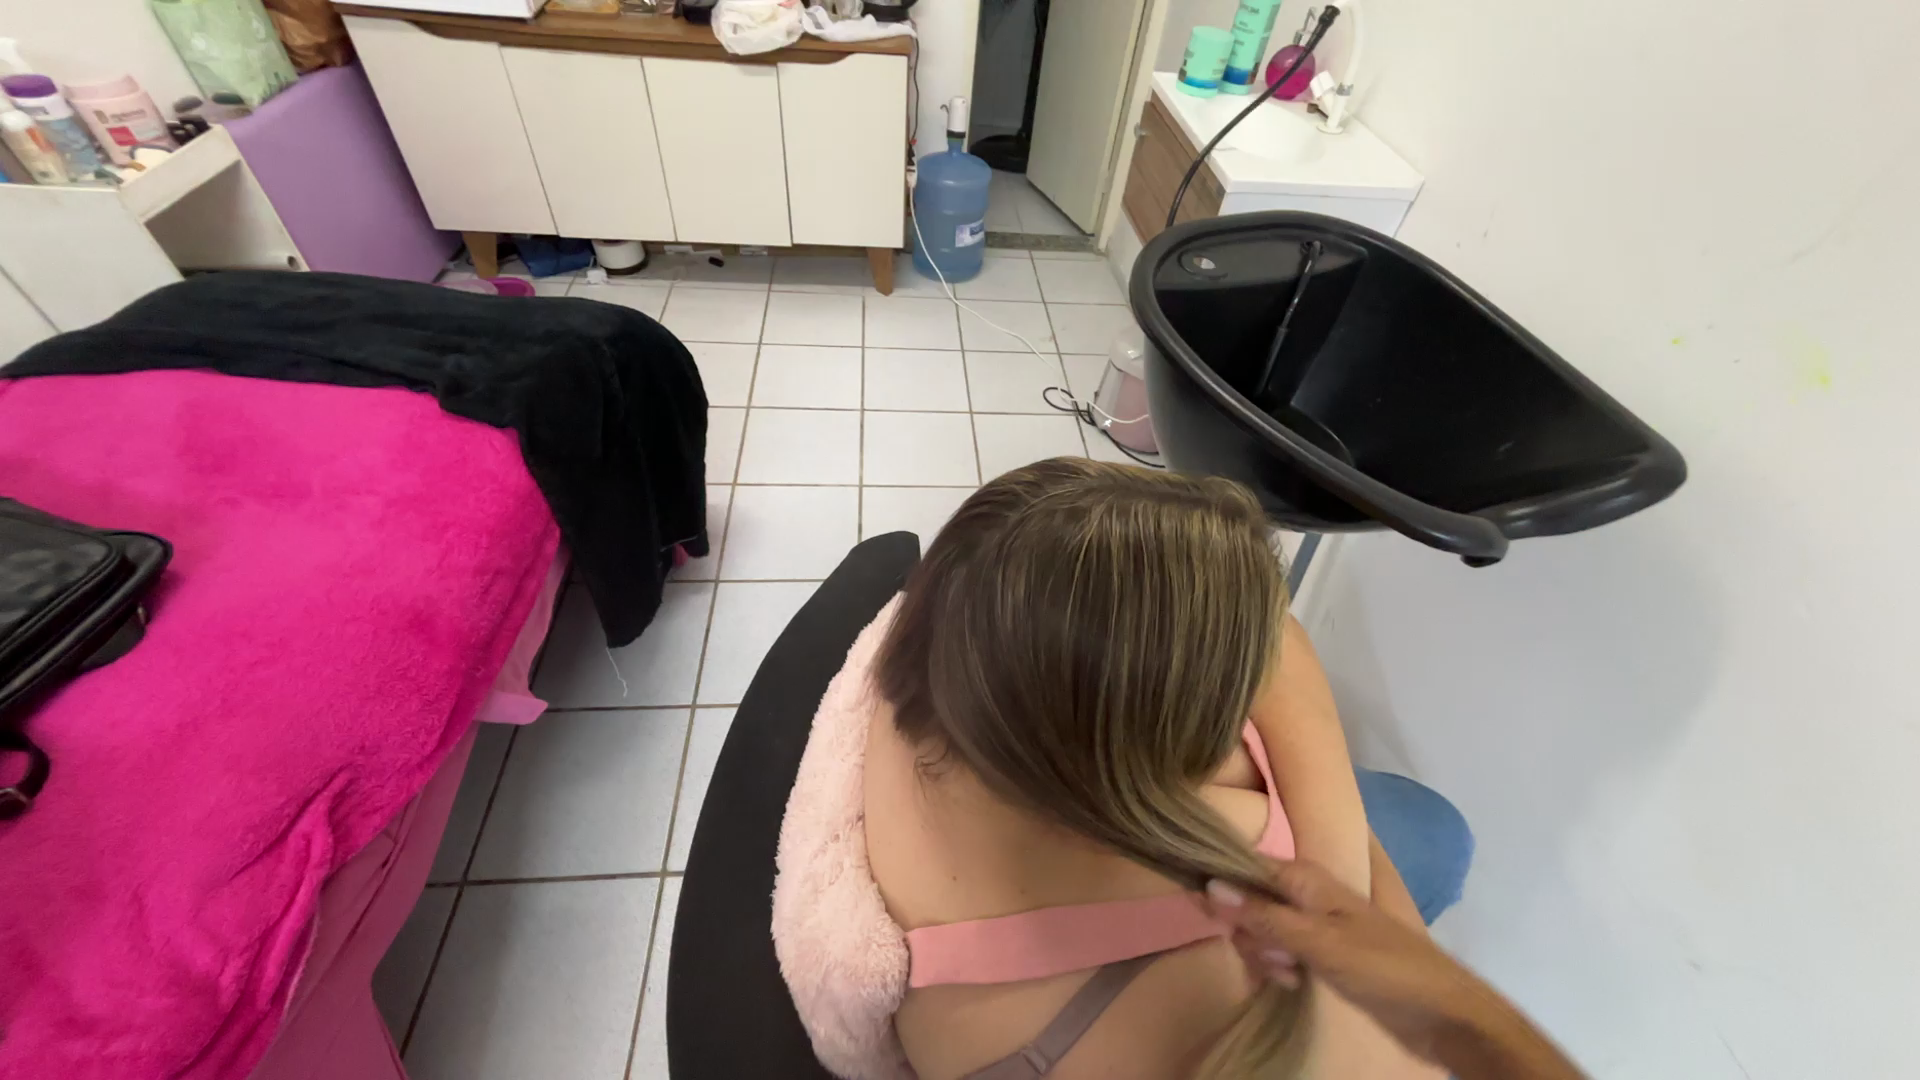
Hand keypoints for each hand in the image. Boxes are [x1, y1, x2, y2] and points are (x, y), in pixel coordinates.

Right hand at [1202, 860, 1501, 1066]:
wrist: (1444, 1015)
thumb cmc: (1383, 968)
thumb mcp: (1318, 942)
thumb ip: (1264, 915)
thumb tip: (1209, 885)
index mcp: (1304, 877)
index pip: (1243, 865)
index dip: (1220, 885)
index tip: (1205, 911)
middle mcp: (1304, 892)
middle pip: (1247, 900)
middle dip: (1248, 931)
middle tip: (1271, 956)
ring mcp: (1312, 922)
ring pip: (1261, 928)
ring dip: (1264, 953)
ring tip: (1288, 974)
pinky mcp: (1320, 950)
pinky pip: (1280, 950)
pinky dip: (1279, 966)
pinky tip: (1293, 982)